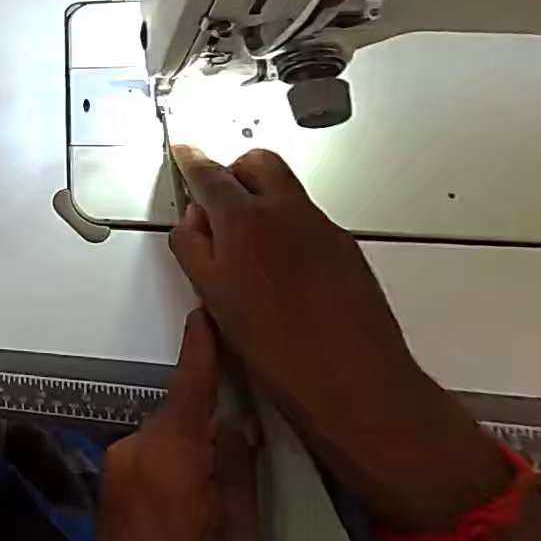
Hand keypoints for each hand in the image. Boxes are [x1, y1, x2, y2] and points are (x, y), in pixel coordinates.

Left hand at [96, 310, 257, 540]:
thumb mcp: (238, 539)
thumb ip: (237, 473)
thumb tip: (240, 424)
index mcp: (172, 455)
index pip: (189, 387)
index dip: (199, 348)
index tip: (203, 312)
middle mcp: (136, 445)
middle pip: (177, 411)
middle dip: (206, 415)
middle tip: (241, 420)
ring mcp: (117, 460)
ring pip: (163, 434)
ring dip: (189, 445)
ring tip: (215, 488)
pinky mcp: (109, 477)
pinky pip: (147, 451)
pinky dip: (171, 460)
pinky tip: (187, 495)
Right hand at [167, 145, 507, 529]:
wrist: (355, 387)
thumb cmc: (276, 345)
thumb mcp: (208, 291)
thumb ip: (191, 243)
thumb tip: (194, 221)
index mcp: (245, 220)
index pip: (210, 173)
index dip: (192, 159)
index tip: (185, 153)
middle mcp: (288, 214)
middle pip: (259, 162)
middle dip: (235, 170)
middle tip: (218, 197)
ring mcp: (324, 230)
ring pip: (286, 191)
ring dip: (262, 200)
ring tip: (246, 245)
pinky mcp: (348, 252)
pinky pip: (308, 221)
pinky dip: (287, 227)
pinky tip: (278, 269)